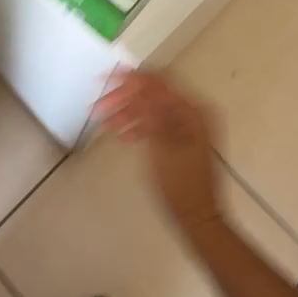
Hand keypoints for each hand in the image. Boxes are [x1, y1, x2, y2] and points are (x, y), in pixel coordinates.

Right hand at [95, 69, 224, 238]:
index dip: (133, 78)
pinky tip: (123, 137)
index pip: (160, 82)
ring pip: (153, 110)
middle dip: (126, 99)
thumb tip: (136, 80)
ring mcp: (189, 126)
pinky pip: (157, 124)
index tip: (107, 79)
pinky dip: (140, 127)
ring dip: (129, 114)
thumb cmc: (180, 183)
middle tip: (100, 106)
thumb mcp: (160, 144)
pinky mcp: (181, 139)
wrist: (197, 218)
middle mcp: (194, 113)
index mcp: (194, 110)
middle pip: (154, 95)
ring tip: (106, 123)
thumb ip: (149, 109)